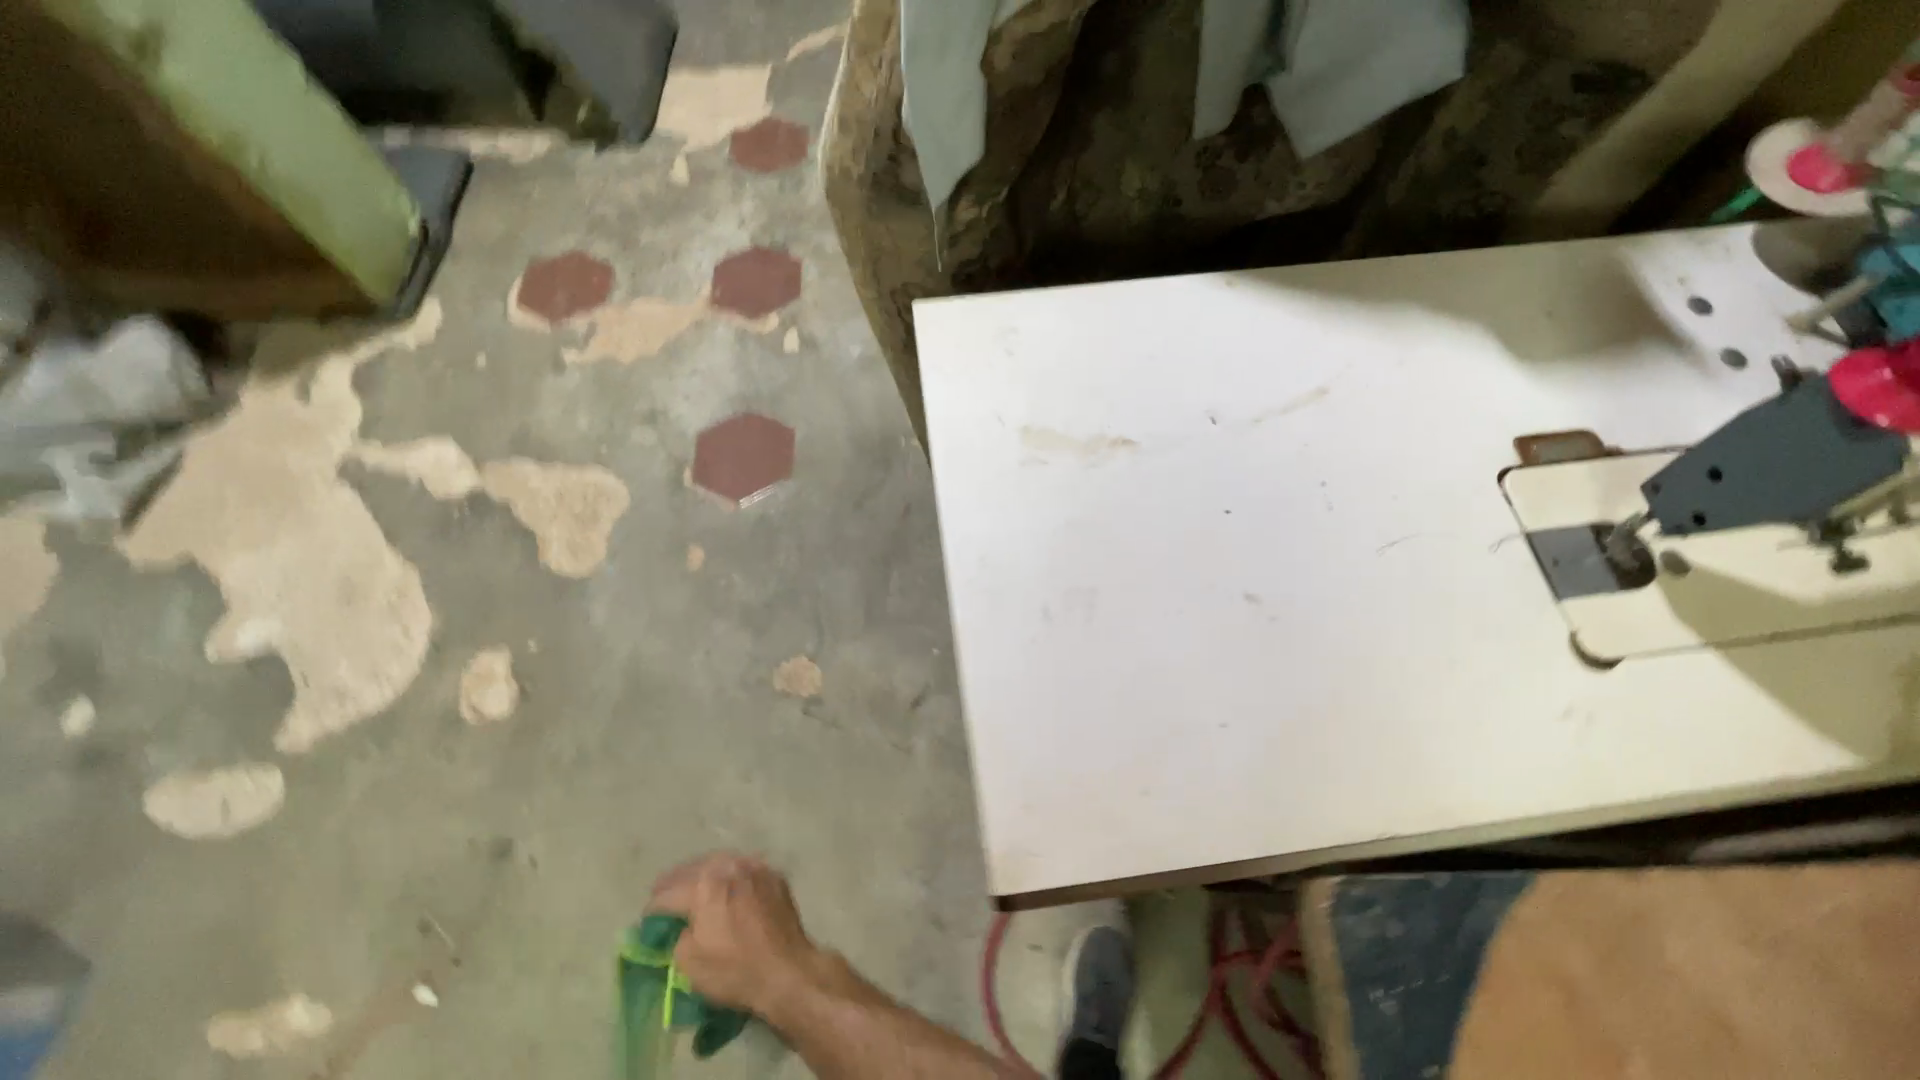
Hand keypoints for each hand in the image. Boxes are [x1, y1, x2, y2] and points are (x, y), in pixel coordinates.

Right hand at [647, 852, 825, 1015]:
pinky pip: (745, 870)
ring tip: (694, 886)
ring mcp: (756, 868)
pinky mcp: (775, 877)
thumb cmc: (735, 970)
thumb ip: (677, 937)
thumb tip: (681, 928)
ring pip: (721, 863)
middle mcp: (730, 867)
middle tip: (663, 892)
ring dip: (704, 873)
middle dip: (676, 881)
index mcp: (704, 885)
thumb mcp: (688, 962)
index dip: (653, 908)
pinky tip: (728, 886)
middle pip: (694, 869)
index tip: (647, 919)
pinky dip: (731, 876)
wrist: (788, 971)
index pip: (668, 893)